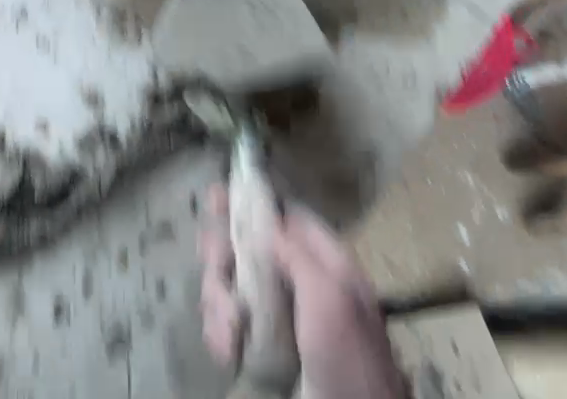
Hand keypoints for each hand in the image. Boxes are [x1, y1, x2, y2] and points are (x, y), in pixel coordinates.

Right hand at [198, 186, 404, 398]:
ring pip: (226, 281)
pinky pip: (223, 318)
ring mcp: (276, 312)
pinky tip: (227, 351)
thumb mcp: (333, 302)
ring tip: (228, 336)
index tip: (215, 201)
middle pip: (242, 243)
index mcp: (322, 262)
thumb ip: (300, 255)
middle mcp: (296, 279)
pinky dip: (218, 331)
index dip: (249, 201)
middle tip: (219, 279)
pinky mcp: (258, 341)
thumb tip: (266, 221)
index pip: (283, 212)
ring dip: (217, 304)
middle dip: (222, 261)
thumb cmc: (350, 365)